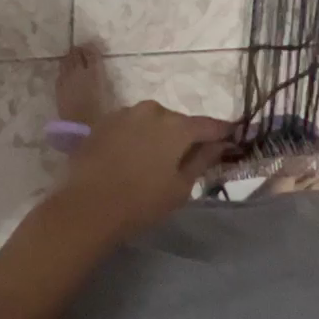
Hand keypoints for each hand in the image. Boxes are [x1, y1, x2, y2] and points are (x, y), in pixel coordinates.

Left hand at [49, 102, 234, 243]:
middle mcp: (153, 110)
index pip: (209, 125)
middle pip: (179, 122)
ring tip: (153, 162)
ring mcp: (125, 113)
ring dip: (158, 135)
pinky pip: (130, 125)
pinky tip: (130, 158)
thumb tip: (220, 144)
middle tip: (185, 160)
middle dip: (185, 137)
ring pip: (152, 122)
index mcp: (177, 126)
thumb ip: (202, 160)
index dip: (223, 132)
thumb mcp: (180, 188)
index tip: (233, 138)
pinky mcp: (104, 122)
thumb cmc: (140, 203)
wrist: (85, 209)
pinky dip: (136, 137)